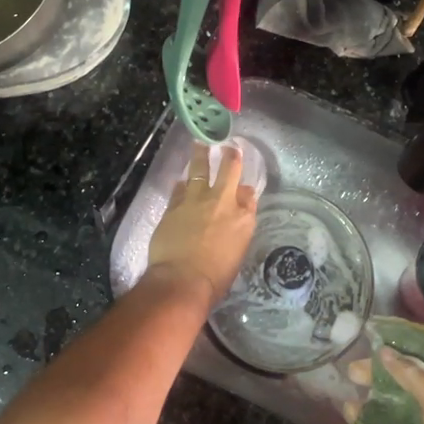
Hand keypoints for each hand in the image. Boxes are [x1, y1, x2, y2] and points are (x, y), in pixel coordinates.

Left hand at [146, 142, 257, 303]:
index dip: (245, 188)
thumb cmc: (216, 276)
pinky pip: (180, 187)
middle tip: (228, 147)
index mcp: (243, 218)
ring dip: (200, 155)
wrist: (183, 279)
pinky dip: (182, 184)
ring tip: (199, 143)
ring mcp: (196, 200)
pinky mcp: (175, 205)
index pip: (248, 195)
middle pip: (228, 171)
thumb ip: (241, 223)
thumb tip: (242, 203)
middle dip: (229, 157)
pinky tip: (181, 180)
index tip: (243, 185)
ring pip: (199, 169)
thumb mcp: (238, 250)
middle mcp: (222, 202)